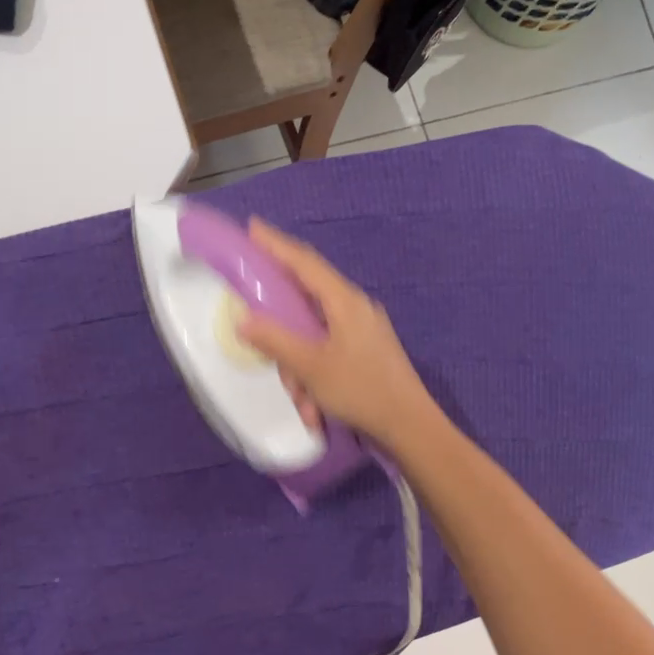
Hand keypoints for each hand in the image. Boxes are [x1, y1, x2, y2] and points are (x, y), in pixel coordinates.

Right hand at [236, 218, 444, 450]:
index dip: (275, 245)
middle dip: (284, 344)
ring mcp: (362, 334)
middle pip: (303, 308)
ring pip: (312, 342)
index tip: (252, 227)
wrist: (409, 427)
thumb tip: (243, 319)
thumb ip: (275, 340)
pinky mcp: (366, 356)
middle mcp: (354, 310)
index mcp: (344, 301)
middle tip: (274, 368)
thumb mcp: (310, 366)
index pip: (303, 262)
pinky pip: (327, 360)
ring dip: (301, 375)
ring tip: (306, 406)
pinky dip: (316, 384)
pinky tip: (317, 413)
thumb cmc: (360, 390)